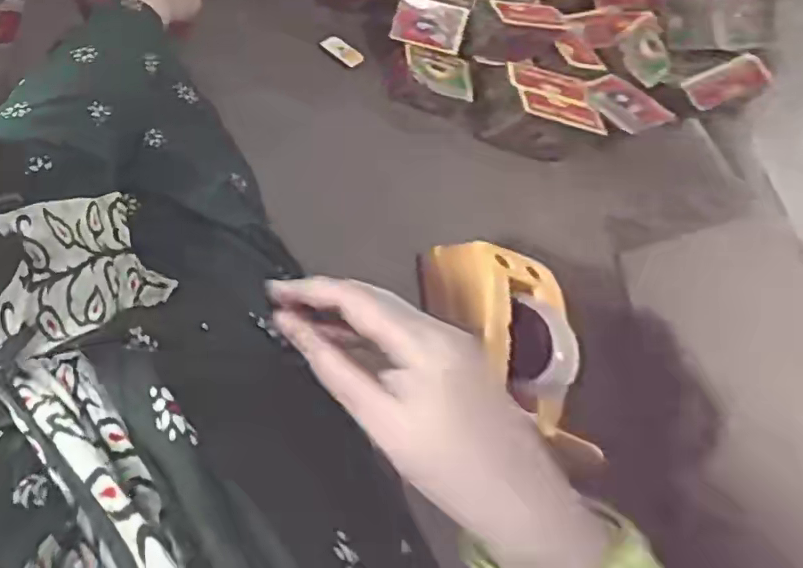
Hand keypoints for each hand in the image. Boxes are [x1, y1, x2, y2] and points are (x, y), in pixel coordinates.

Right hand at [268, 278, 613, 567]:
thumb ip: (330, 364)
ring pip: (383, 309)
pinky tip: (339, 339)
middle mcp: (439, 329)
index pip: (353, 296)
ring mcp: (451, 341)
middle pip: (369, 295)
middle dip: (321, 294)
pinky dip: (364, 328)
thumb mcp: (378, 418)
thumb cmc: (448, 469)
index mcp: (423, 341)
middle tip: (279, 300)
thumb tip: (286, 322)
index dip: (308, 289)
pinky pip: (398, 328)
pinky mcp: (456, 356)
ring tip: (299, 317)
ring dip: (341, 310)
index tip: (270, 290)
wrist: (532, 514)